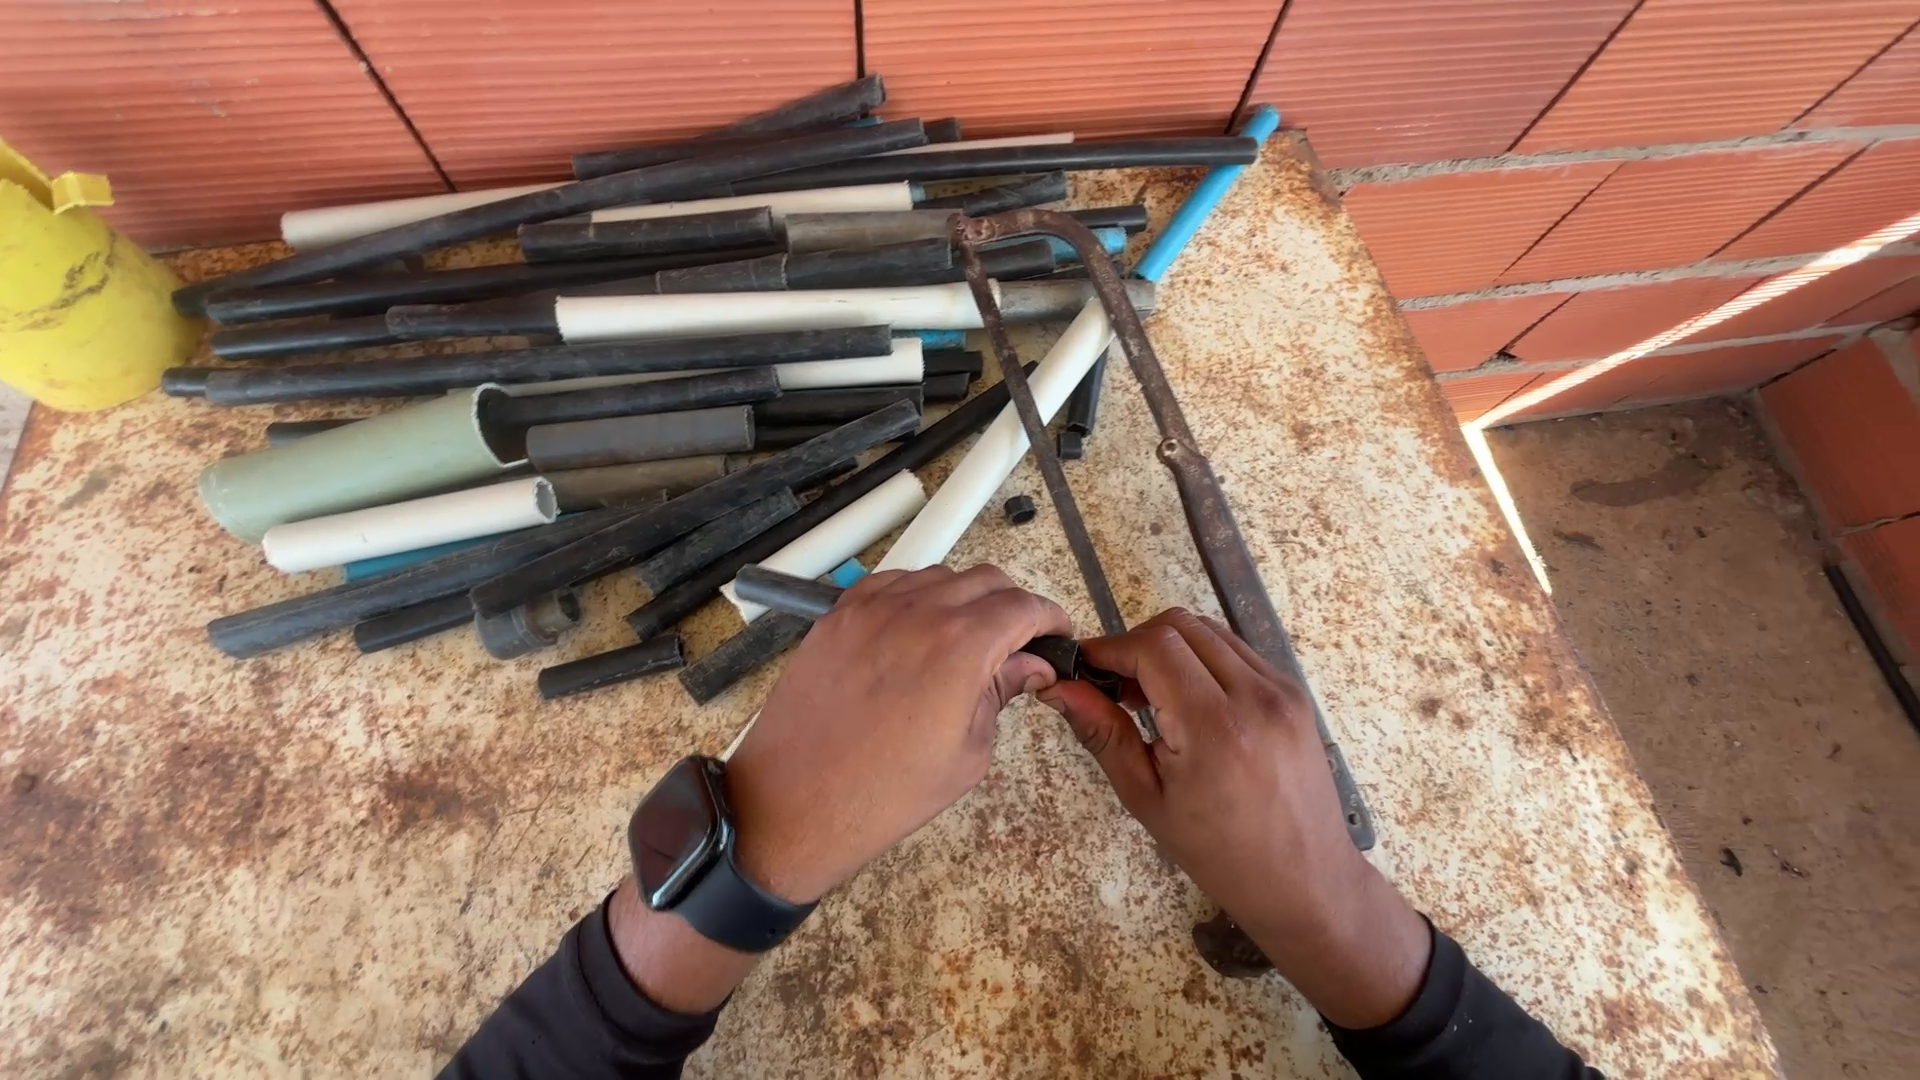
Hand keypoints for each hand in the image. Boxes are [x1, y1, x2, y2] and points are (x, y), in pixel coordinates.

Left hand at [725, 564, 1071, 903]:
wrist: (795, 801)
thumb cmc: (885, 792)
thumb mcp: (967, 753)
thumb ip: (1002, 693)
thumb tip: (1029, 666)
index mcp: (960, 645)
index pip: (1023, 606)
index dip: (1049, 617)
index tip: (1055, 634)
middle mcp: (918, 611)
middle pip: (986, 580)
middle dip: (1013, 605)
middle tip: (1016, 642)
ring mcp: (873, 607)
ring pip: (940, 576)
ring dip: (965, 598)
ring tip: (964, 639)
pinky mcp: (840, 614)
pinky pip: (892, 583)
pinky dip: (918, 596)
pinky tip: (918, 629)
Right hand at [1038, 609, 1430, 1028]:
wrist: (1307, 882)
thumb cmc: (1218, 852)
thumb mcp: (1146, 797)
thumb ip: (1101, 732)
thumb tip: (1057, 687)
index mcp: (1214, 728)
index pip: (1154, 647)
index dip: (1111, 647)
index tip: (1085, 668)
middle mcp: (1254, 696)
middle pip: (1179, 626)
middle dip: (1136, 643)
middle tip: (1115, 685)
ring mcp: (1281, 689)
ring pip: (1207, 630)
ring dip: (1168, 647)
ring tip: (1150, 694)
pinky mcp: (1293, 691)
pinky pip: (1235, 649)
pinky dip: (1200, 658)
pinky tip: (1189, 699)